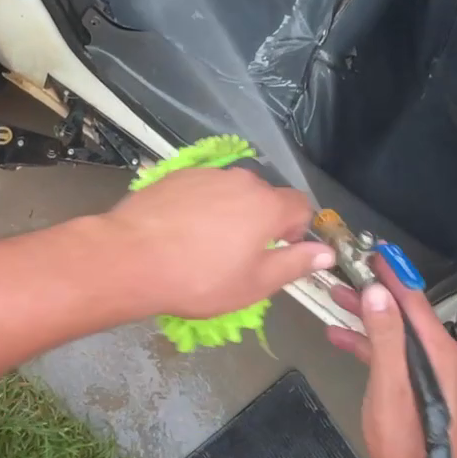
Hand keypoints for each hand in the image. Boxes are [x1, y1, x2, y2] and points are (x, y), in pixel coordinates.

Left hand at [99, 167, 328, 318]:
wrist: (130, 257)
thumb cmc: (199, 278)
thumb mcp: (254, 284)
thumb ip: (295, 263)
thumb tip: (326, 251)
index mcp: (267, 205)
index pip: (301, 204)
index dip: (296, 229)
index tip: (279, 251)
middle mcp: (241, 180)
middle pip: (265, 197)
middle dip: (261, 222)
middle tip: (239, 256)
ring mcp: (206, 173)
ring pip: (232, 192)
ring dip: (230, 213)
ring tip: (205, 246)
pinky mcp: (177, 175)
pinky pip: (203, 189)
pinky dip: (201, 207)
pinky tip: (181, 233)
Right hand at [326, 259, 456, 457]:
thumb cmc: (405, 441)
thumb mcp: (390, 385)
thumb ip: (385, 337)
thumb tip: (377, 291)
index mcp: (437, 350)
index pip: (412, 297)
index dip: (390, 271)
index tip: (368, 250)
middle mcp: (437, 354)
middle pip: (402, 310)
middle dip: (372, 290)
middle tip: (343, 271)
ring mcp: (428, 371)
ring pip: (393, 329)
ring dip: (365, 314)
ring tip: (334, 298)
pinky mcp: (417, 385)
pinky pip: (390, 352)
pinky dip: (366, 342)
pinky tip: (339, 337)